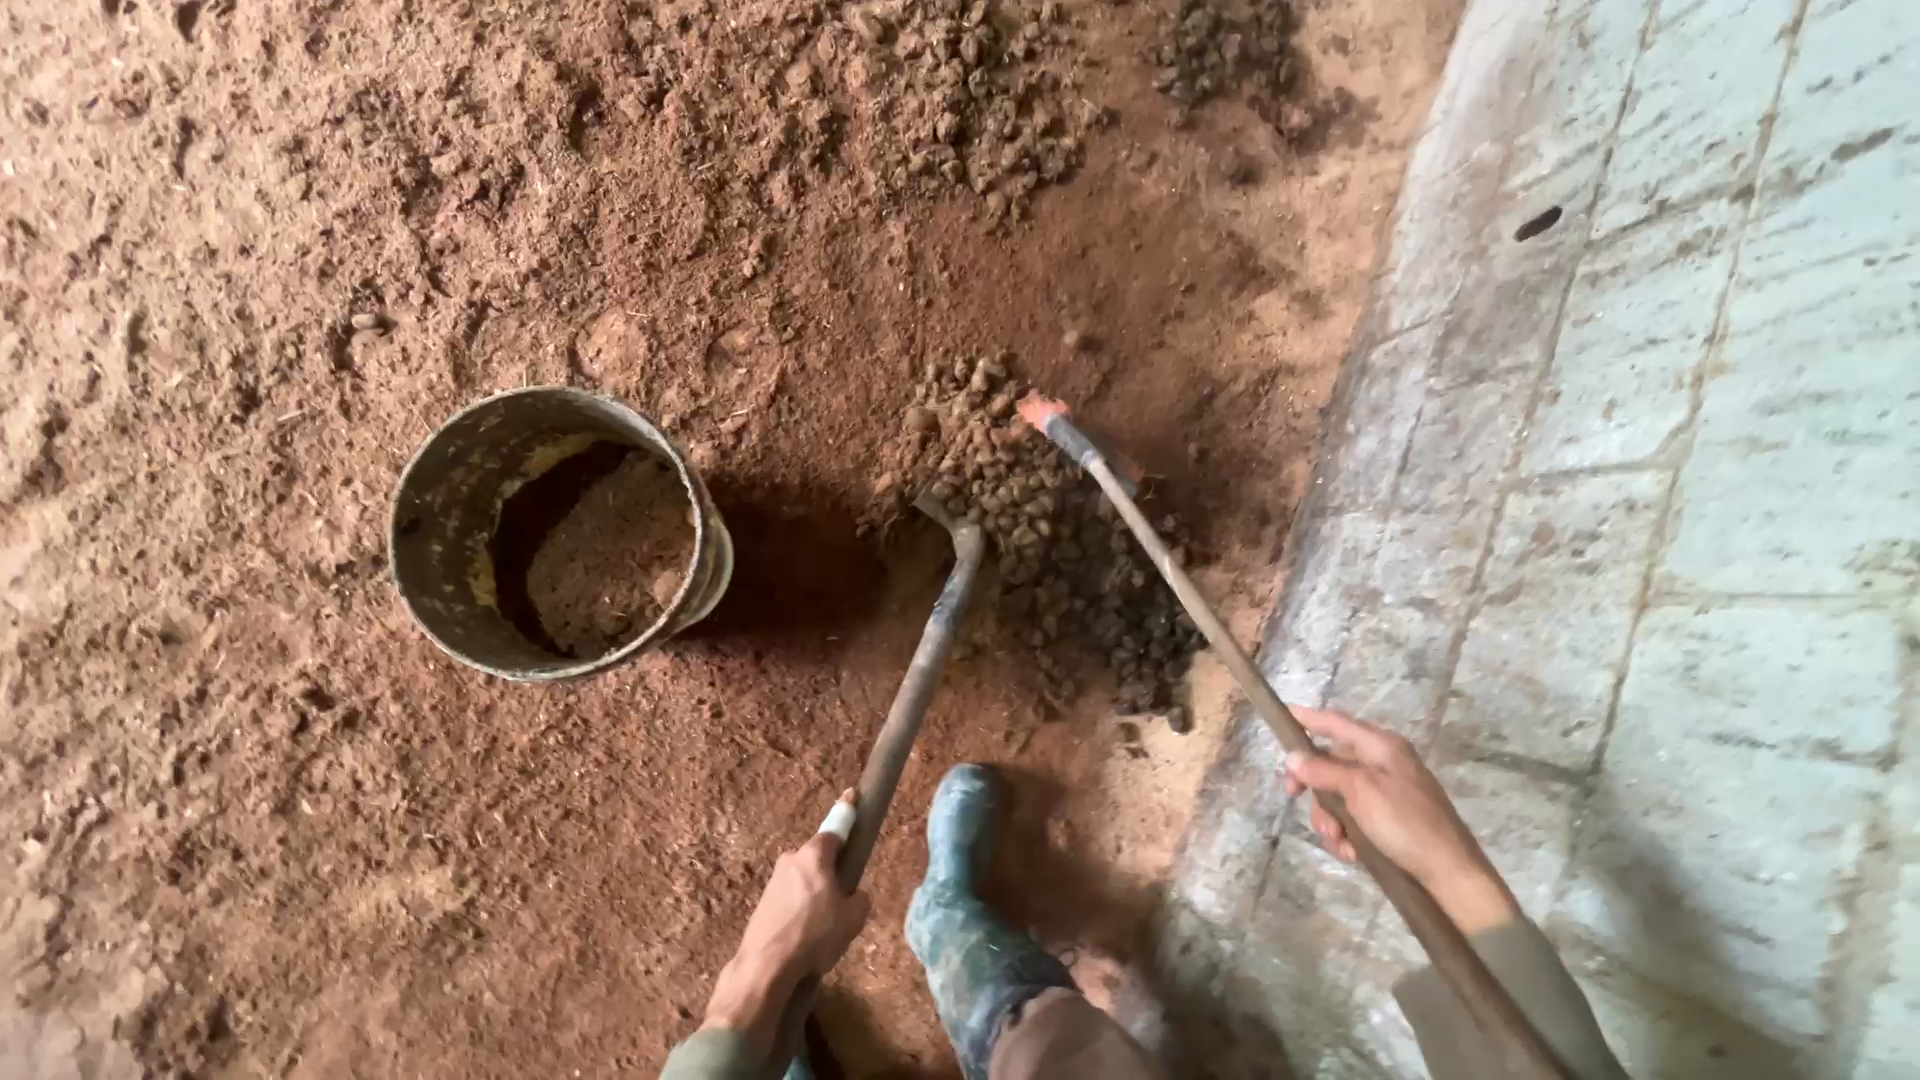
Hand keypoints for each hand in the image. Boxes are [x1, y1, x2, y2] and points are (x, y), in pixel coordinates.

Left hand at [701, 791, 871, 1051]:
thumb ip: (860, 899)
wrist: (765, 966)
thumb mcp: (853, 918)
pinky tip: (804, 939)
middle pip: (819, 858)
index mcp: (815, 855)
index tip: (852, 794)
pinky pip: (791, 900)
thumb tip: (853, 896)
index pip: (837, 824)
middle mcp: (792, 859)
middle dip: (832, 872)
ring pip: (804, 881)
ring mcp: (774, 881)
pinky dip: (800, 912)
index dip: (849, 809)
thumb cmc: (814, 934)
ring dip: (815, 896)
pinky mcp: (762, 903)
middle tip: (843, 901)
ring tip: (822, 931)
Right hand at [1281, 707, 1520, 934]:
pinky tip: (1351, 850)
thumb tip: (1291, 757)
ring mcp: (1387, 790)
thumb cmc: (1405, 823)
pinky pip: (1353, 815)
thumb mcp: (1360, 791)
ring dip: (1329, 816)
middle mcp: (1383, 762)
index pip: (1336, 722)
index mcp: (1381, 746)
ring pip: (1338, 793)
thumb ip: (1323, 770)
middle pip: (1331, 761)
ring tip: (1336, 839)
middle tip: (1292, 795)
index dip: (1307, 717)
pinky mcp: (1389, 817)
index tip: (1282, 712)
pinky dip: (1346, 832)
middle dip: (1313, 785)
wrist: (1451, 873)